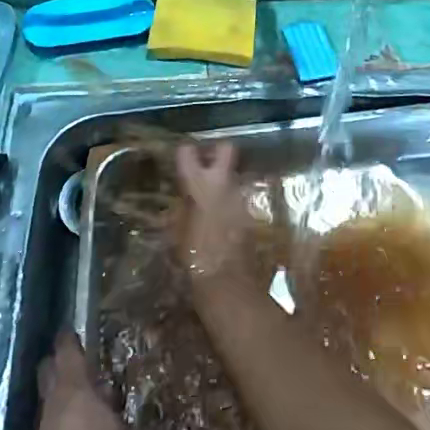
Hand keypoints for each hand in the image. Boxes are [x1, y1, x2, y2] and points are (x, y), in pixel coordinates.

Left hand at [35, 331, 136, 429]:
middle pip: (46, 371)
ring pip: (46, 400)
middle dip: (58, 364)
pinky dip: (58, 423)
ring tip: (85, 403)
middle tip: (79, 364)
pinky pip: (46, 427)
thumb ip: (113, 408)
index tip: (73, 329)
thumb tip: (107, 396)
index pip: (65, 351)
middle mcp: (50, 406)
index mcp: (74, 390)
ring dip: (60, 396)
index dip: (69, 338)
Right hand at [175, 140, 255, 282]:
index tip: (182, 159)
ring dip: (226, 183)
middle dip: (217, 152)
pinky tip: (225, 219)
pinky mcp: (253, 212)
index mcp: (198, 185)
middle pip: (226, 149)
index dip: (185, 153)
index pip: (188, 152)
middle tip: (207, 164)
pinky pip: (241, 199)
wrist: (227, 280)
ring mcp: (242, 196)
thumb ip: (179, 211)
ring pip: (235, 176)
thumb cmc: (193, 256)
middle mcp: (223, 183)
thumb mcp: (176, 232)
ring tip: (214, 199)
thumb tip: (179, 203)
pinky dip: (233, 204)